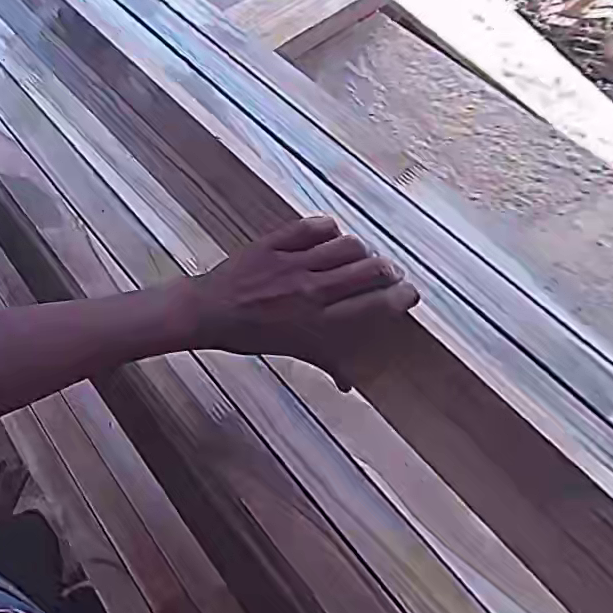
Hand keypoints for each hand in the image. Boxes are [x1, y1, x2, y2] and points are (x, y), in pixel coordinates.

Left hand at [170, 216, 419, 389]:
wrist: (205, 312)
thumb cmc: (248, 335)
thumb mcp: (289, 351)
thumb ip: (325, 363)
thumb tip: (350, 385)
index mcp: (317, 320)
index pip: (375, 304)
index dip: (400, 296)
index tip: (407, 293)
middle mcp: (308, 290)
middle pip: (369, 269)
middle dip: (386, 270)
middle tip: (385, 272)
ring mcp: (289, 264)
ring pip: (346, 245)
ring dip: (358, 249)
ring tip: (355, 255)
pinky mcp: (271, 244)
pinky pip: (312, 227)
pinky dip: (326, 229)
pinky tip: (326, 237)